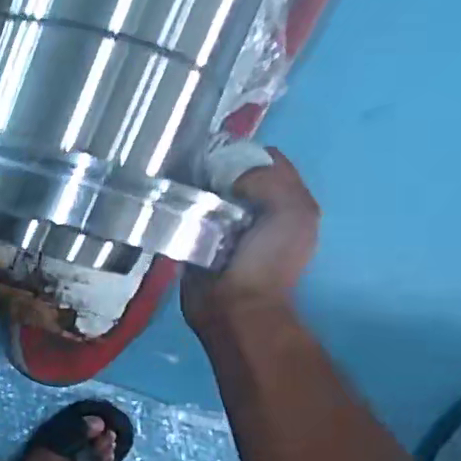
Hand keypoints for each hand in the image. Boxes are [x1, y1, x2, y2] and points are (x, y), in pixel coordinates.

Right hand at [181, 147, 319, 327]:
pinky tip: (170, 206)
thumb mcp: (290, 212)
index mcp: (288, 201)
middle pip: (234, 174)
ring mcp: (227, 227)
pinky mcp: (198, 242)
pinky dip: (180, 209)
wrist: (234, 308)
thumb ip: (270, 180)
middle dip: (215, 168)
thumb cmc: (266, 261)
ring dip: (194, 188)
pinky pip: (188, 215)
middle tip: (192, 168)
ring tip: (177, 185)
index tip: (218, 153)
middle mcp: (259, 210)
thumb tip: (229, 176)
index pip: (267, 159)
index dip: (245, 151)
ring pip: (208, 192)